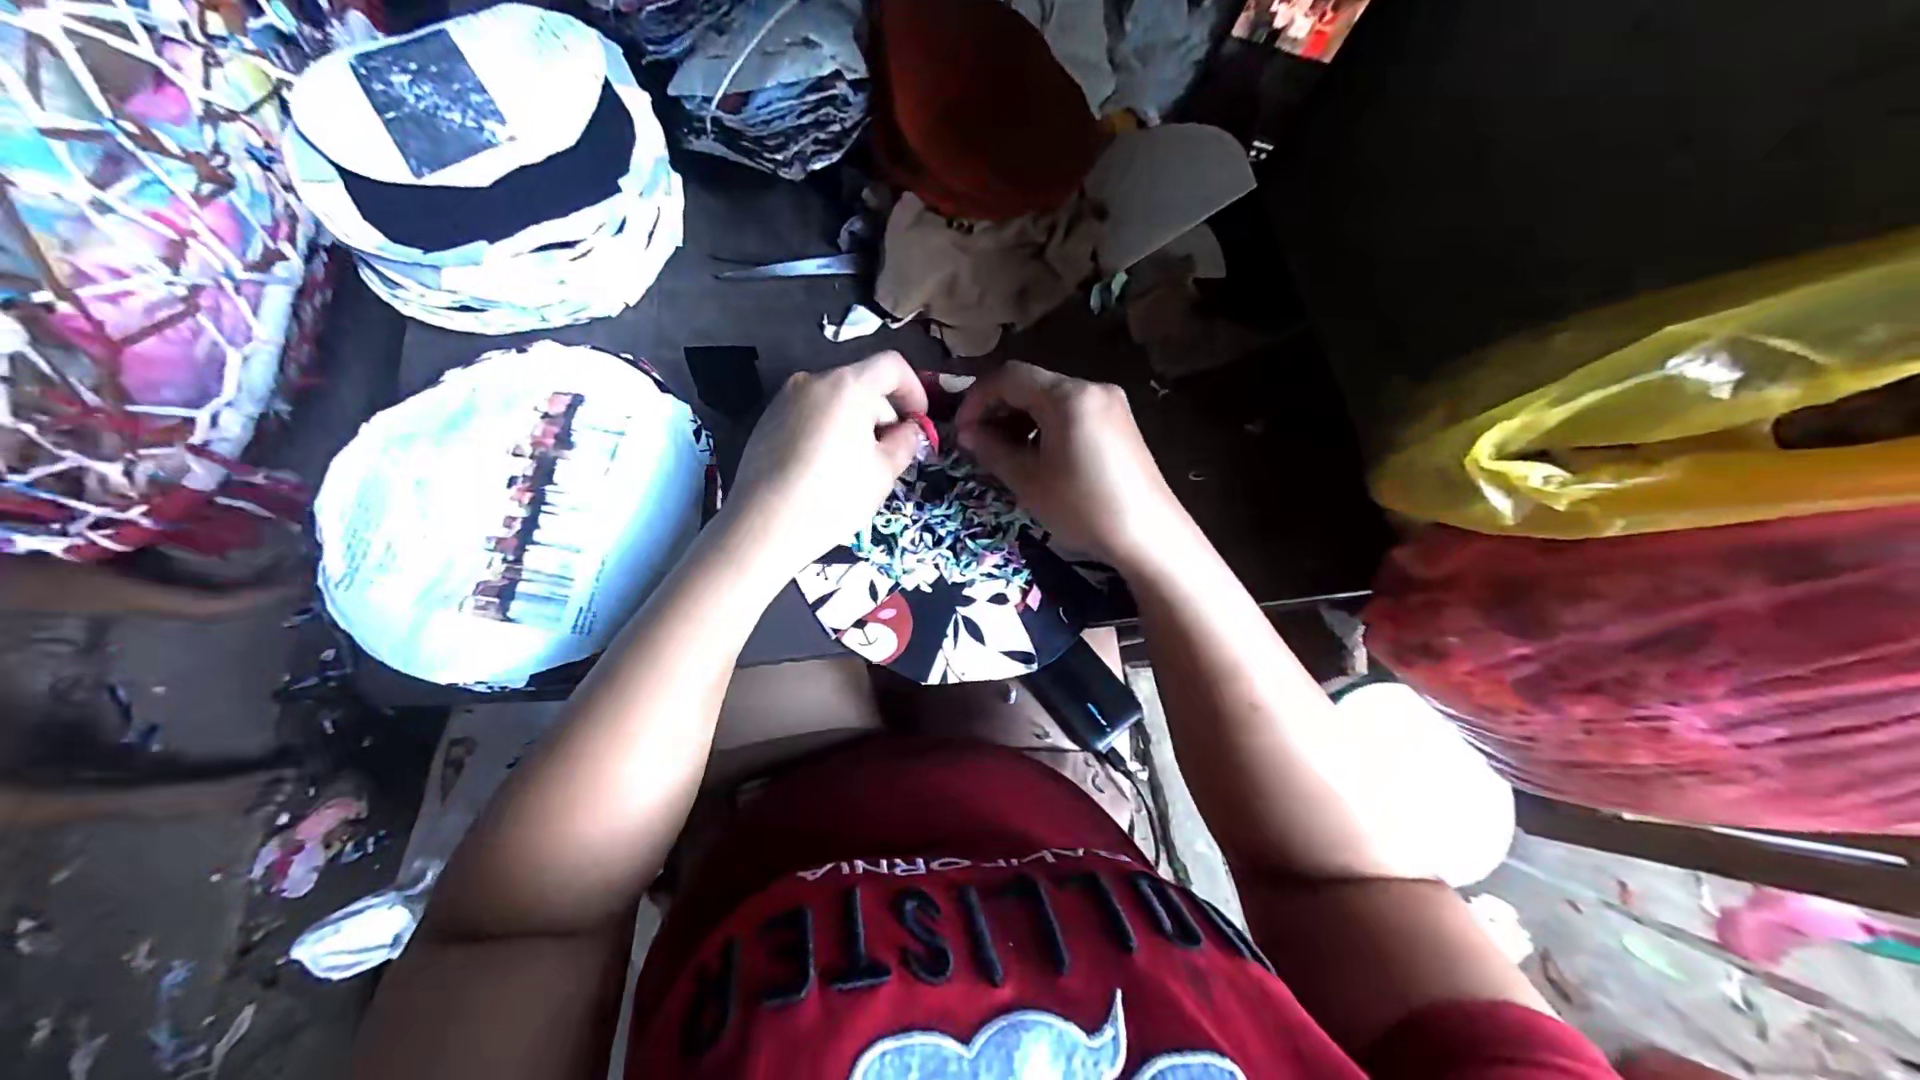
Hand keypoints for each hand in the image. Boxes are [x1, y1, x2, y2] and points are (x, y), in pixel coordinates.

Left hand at [723, 351, 929, 580]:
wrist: (764, 526)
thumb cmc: (833, 496)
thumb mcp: (883, 472)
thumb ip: (906, 441)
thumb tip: (909, 430)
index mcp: (847, 385)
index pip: (892, 365)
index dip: (914, 390)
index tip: (919, 422)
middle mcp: (812, 380)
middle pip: (862, 383)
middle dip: (883, 413)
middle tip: (890, 454)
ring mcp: (785, 399)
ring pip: (836, 400)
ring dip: (856, 423)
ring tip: (856, 466)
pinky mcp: (768, 420)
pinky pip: (811, 414)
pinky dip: (829, 430)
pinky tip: (826, 468)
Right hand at [955, 361, 1190, 574]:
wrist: (1149, 537)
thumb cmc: (1083, 508)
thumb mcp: (1029, 481)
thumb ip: (992, 450)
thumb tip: (968, 434)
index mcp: (1068, 396)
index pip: (1009, 376)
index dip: (977, 399)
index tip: (961, 431)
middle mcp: (1092, 388)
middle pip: (1031, 383)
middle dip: (998, 409)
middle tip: (978, 444)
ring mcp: (1110, 404)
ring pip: (1051, 398)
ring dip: (1020, 418)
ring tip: (1004, 454)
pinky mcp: (1120, 423)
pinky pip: (1072, 411)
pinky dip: (1045, 425)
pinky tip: (1037, 456)